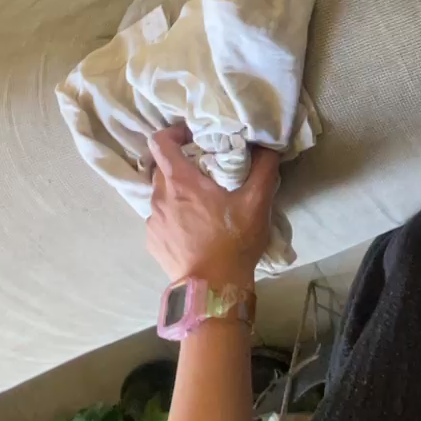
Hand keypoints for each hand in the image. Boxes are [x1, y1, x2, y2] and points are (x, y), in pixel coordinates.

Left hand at [143, 125, 280, 290]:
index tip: (194, 137)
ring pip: (162, 194)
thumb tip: (267, 145)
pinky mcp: (153, 241)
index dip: (174, 133)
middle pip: (162, 167)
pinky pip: (162, 218)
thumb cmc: (233, 241)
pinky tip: (196, 229)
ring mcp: (153, 221)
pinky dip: (176, 216)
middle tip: (207, 171)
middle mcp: (159, 197)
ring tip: (204, 204)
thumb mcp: (257, 201)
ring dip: (179, 192)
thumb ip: (264, 167)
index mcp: (180, 181)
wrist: (213, 288)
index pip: (159, 142)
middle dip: (182, 164)